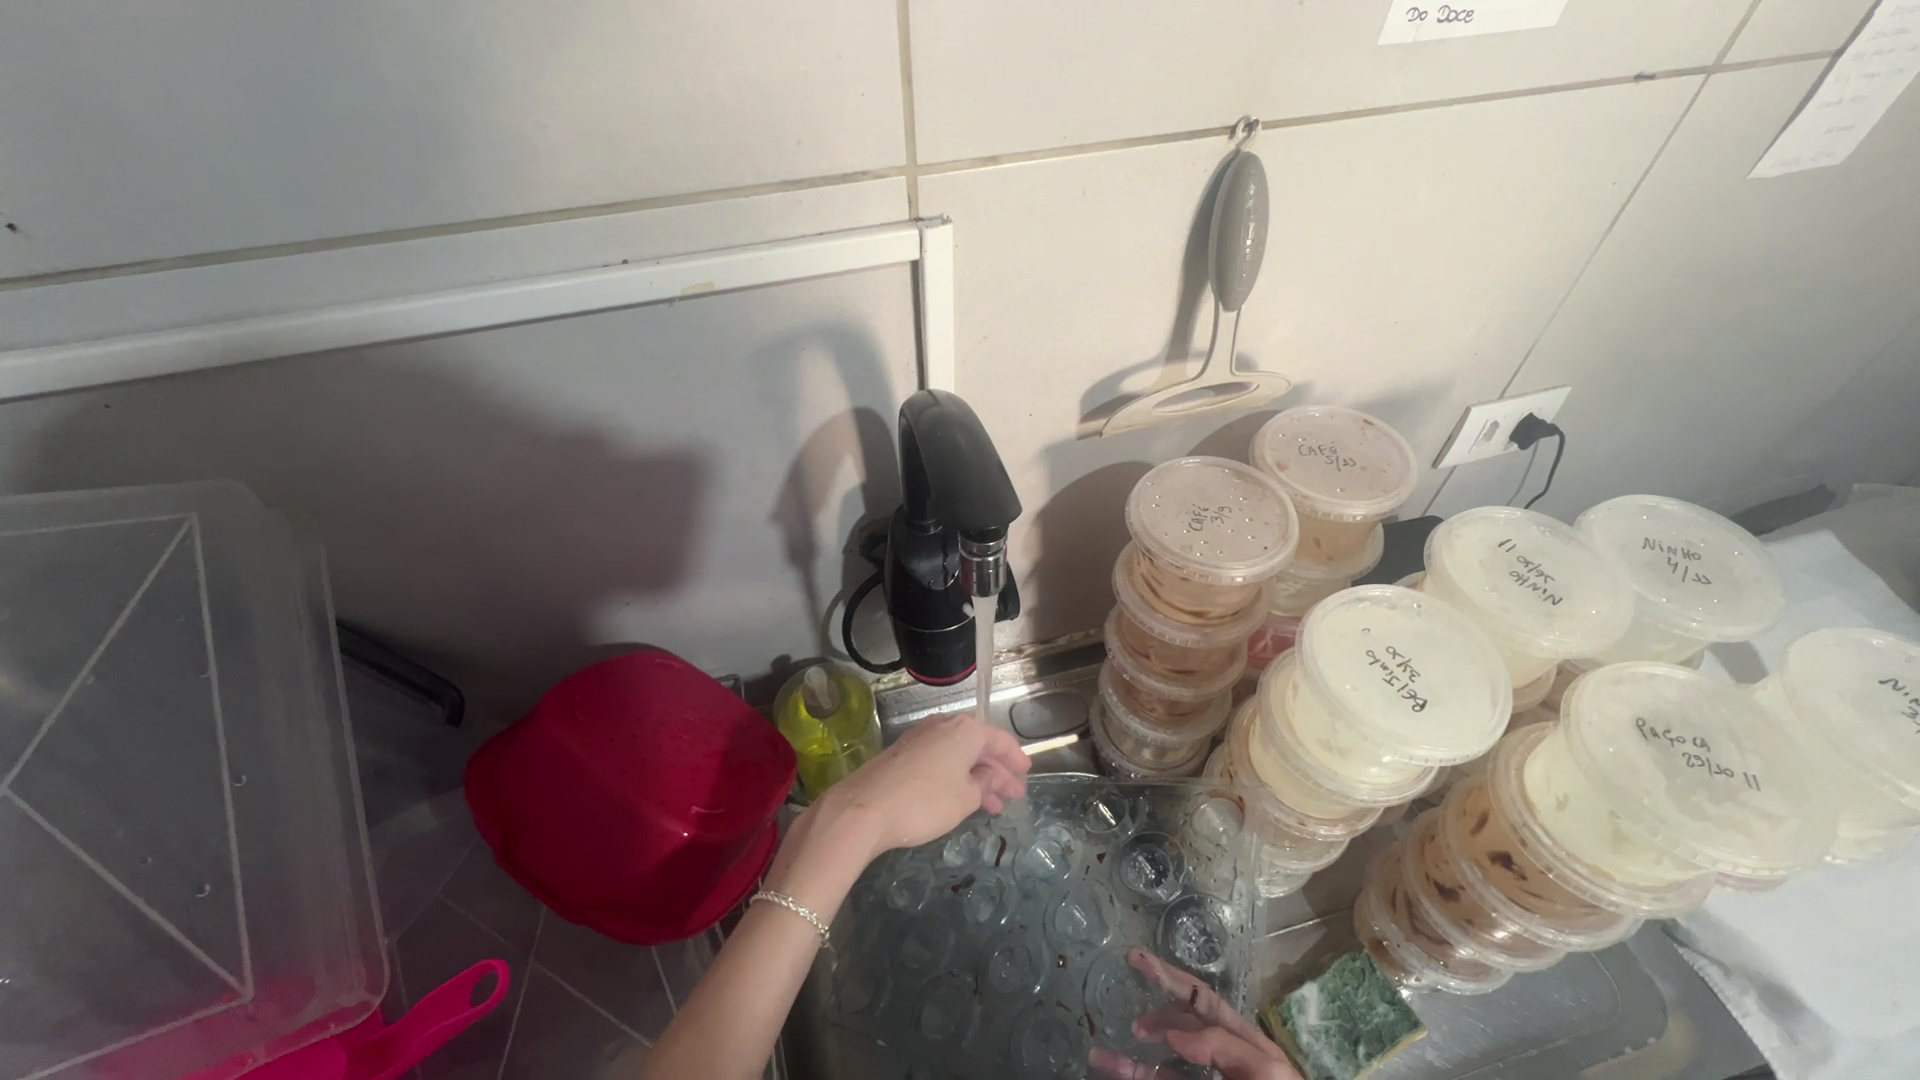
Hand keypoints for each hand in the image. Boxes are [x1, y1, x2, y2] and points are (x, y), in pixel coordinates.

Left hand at [818, 709, 1028, 860]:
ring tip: (992, 806)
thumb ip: (985, 784)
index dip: (1015, 758)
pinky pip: (940, 760)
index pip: (1000, 739)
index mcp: (965, 730)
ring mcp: (920, 738)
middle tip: (1012, 795)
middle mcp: (943, 726)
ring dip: (977, 777)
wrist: (864, 808)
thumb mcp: (965, 797)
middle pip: (979, 746)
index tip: (1026, 774)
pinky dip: (956, 777)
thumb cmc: (924, 801)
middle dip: (997, 771)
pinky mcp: (903, 754)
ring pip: (958, 755)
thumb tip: (992, 775)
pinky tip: (962, 797)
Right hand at [1089, 949, 1300, 1079]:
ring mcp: (1201, 1077)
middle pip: (1178, 1018)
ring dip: (1130, 1051)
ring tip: (1103, 1047)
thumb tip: (1173, 1034)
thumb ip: (1223, 1046)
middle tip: (1124, 988)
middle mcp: (1216, 1053)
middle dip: (1152, 1002)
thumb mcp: (1265, 1070)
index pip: (1199, 997)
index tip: (1138, 959)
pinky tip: (1107, 1065)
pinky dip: (1130, 1073)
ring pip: (1160, 1058)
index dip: (1170, 975)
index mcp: (1239, 1037)